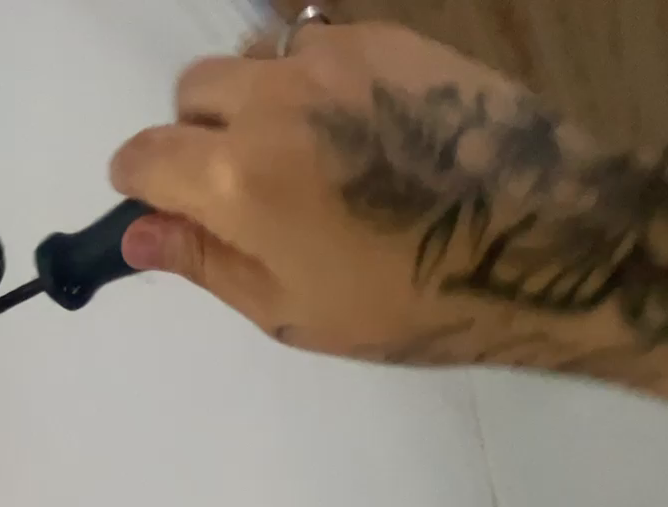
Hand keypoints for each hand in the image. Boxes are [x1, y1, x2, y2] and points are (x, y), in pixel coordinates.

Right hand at [109, 22, 626, 360]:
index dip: (136, 182)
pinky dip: (302, 83)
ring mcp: (330, 56)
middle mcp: (271, 98)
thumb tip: (135, 235)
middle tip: (239, 191)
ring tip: (297, 156)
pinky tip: (347, 131)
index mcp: (237, 178)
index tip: (151, 202)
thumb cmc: (401, 301)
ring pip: (247, 58)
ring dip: (245, 102)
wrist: (532, 242)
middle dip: (192, 138)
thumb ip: (203, 262)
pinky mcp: (383, 36)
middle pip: (190, 94)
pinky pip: (308, 44)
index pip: (144, 155)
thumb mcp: (287, 308)